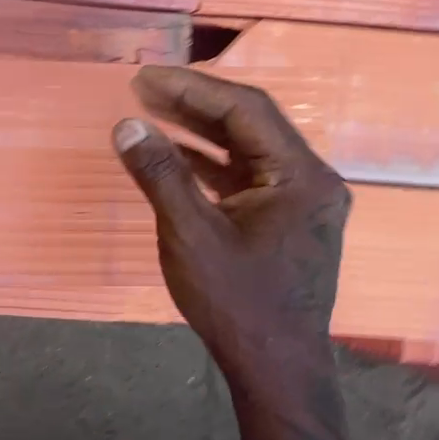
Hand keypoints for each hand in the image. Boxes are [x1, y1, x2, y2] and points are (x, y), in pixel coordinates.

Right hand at [110, 66, 352, 377]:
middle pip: (250, 123)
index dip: (192, 88)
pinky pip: (242, 175)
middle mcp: (310, 180)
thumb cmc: (235, 299)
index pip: (245, 111)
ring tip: (150, 110)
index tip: (145, 77)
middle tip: (142, 86)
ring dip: (198, 129)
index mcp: (300, 176)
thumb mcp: (189, 234)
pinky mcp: (282, 221)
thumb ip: (160, 175)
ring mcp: (299, 201)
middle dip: (194, 101)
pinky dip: (206, 160)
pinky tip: (173, 155)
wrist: (274, 362)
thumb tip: (127, 125)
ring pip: (245, 148)